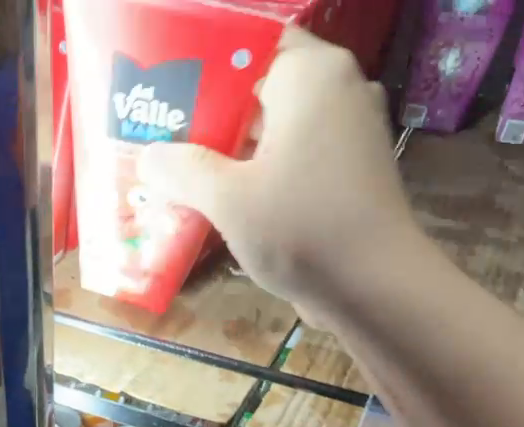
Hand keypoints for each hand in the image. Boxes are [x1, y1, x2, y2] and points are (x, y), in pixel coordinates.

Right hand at [138, 27, 422, 315]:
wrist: (374, 287)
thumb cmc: (301, 229)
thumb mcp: (228, 199)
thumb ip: (184, 169)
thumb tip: (149, 155)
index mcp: (311, 74)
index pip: (251, 43)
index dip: (206, 64)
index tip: (166, 91)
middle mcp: (337, 89)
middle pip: (262, 86)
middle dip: (212, 113)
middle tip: (162, 135)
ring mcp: (349, 132)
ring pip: (278, 126)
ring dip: (233, 148)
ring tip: (183, 170)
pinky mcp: (350, 171)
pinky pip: (295, 156)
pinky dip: (261, 171)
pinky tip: (225, 200)